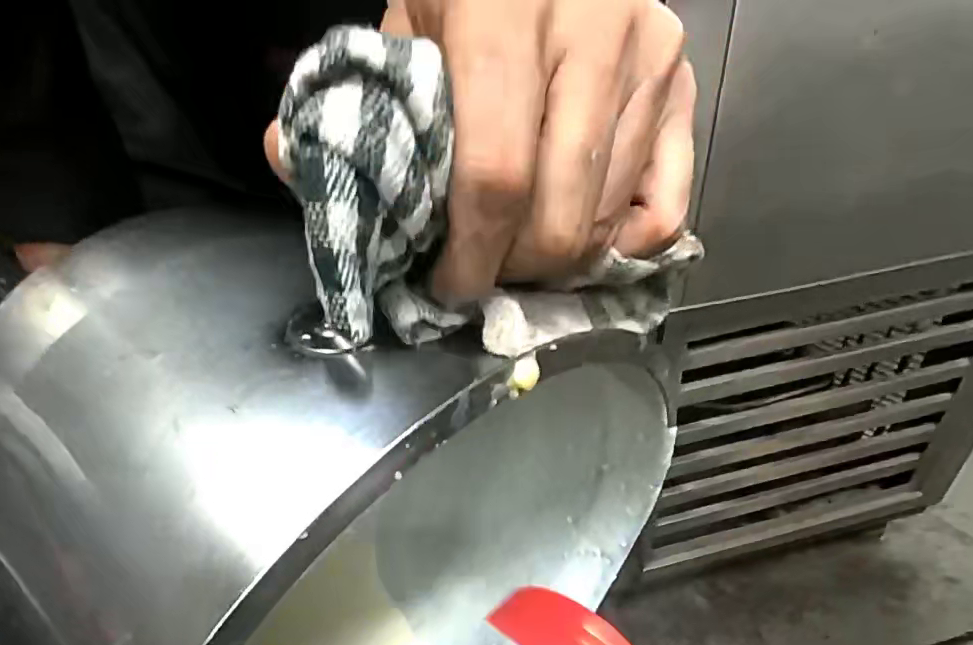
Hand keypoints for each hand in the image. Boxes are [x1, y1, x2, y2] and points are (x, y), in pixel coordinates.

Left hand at [266, 0, 695, 301]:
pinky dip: (619, 247)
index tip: (449, 288)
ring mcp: (652, 62)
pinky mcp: (684, 92)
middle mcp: (597, 32)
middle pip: (556, 221)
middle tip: (484, 270)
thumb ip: (353, 101)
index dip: (469, 259)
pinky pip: (662, 214)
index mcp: (505, 12)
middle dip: (511, 272)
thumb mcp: (399, 28)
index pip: (495, 180)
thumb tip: (288, 160)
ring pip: (601, 226)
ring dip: (554, 263)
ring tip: (520, 248)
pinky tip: (583, 234)